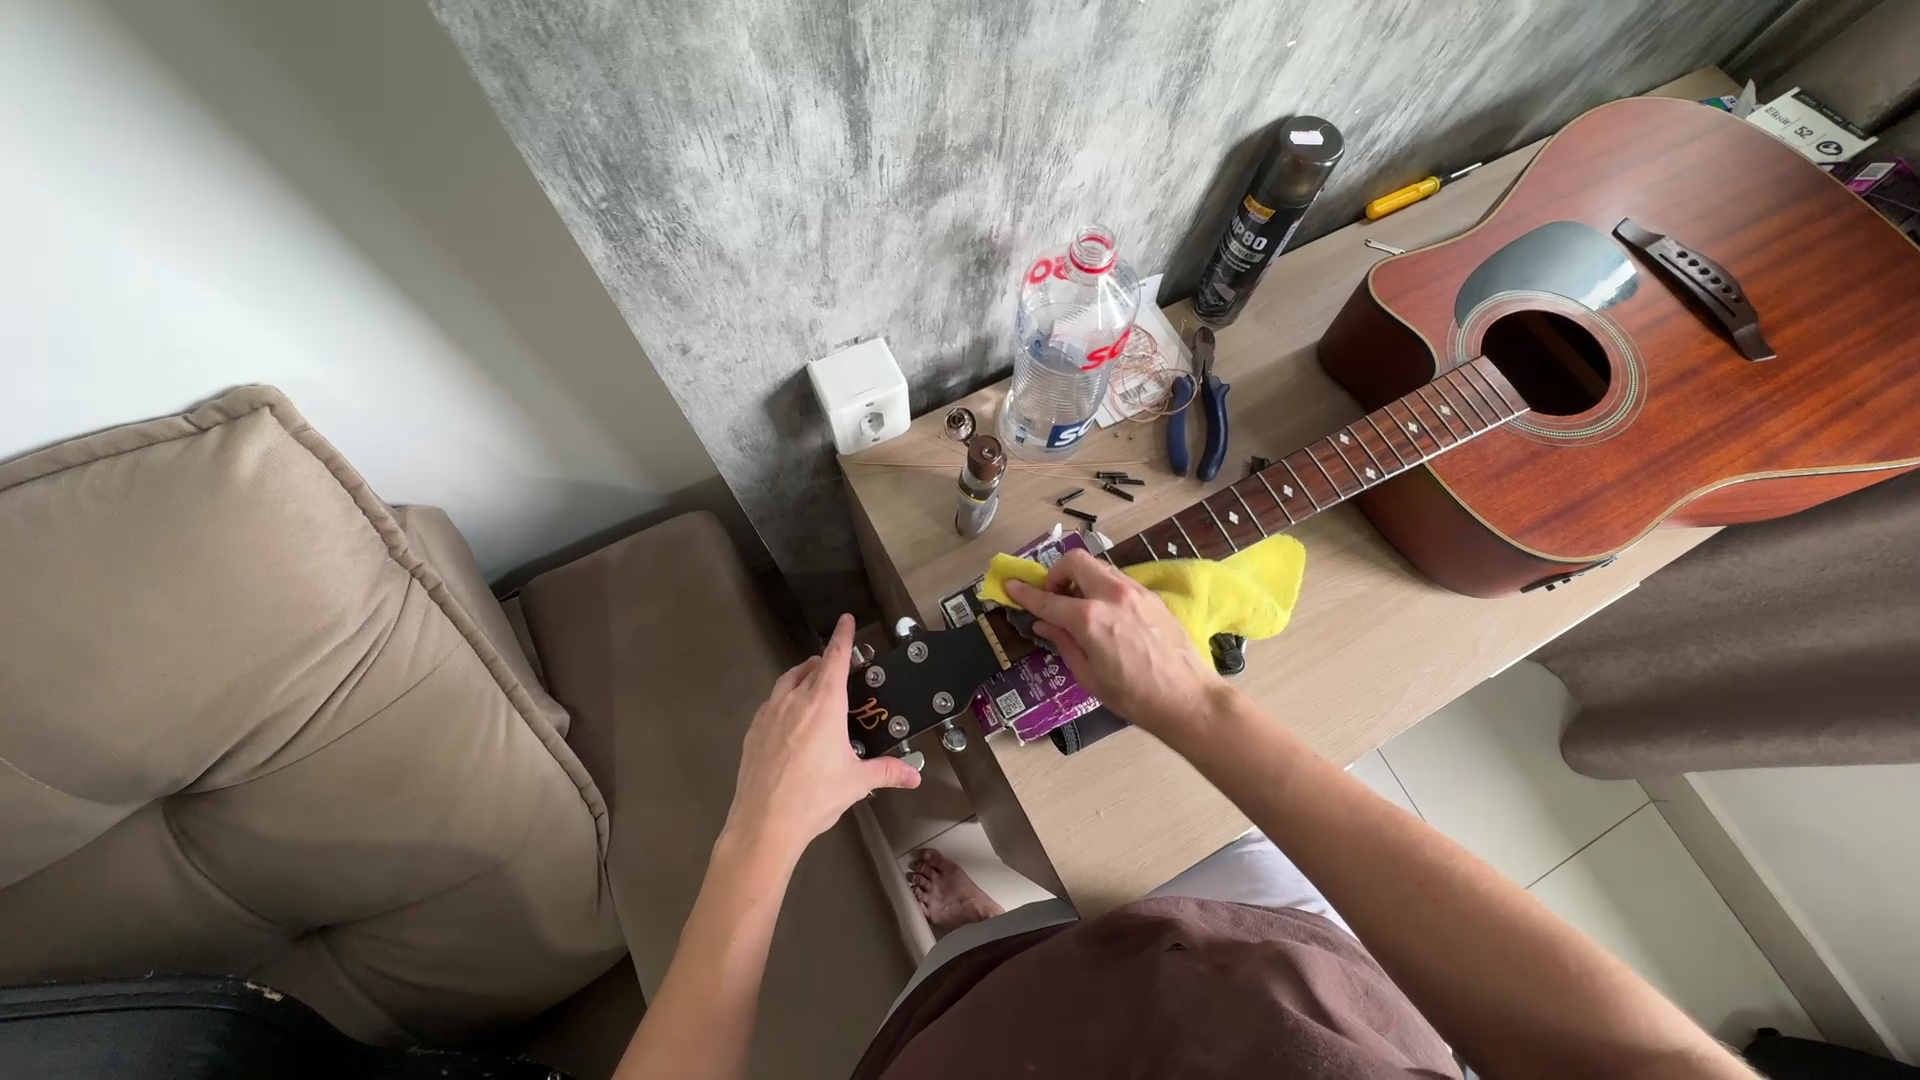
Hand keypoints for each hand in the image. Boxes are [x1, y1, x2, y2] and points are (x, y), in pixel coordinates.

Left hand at [725, 614, 921, 861]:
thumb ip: (886, 772)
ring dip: (801, 676)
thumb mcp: (856, 782)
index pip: (835, 659)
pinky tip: (789, 720)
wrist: (764, 823)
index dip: (843, 637)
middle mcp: (795, 701)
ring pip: (786, 682)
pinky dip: (783, 700)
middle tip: (836, 667)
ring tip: (812, 685)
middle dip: (823, 661)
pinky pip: (770, 704)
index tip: (846, 619)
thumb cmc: (815, 796)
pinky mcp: (753, 732)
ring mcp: (769, 715)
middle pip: (809, 667)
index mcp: (824, 704)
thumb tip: (914, 776)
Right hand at [1004, 549, 1226, 739]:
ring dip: (1081, 578)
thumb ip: (1063, 643)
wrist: (1188, 699)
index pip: (1048, 599)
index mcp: (1090, 619)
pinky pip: (1119, 579)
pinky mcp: (1152, 597)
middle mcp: (1112, 596)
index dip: (1025, 593)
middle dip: (1057, 574)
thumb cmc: (1135, 697)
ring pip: (1099, 566)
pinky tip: (1105, 612)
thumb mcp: (1088, 676)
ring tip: (1079, 606)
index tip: (1011, 586)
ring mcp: (1135, 592)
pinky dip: (1103, 586)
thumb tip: (1045, 624)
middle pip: (1074, 561)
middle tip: (1054, 597)